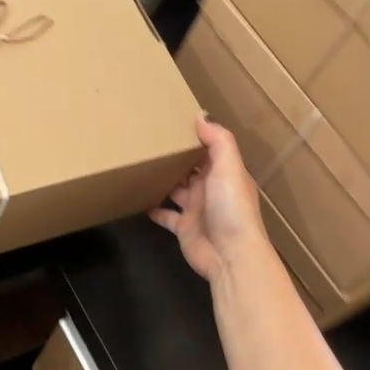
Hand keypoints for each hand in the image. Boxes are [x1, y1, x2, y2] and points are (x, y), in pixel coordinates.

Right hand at [149, 118, 268, 281]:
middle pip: (191, 168)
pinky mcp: (183, 228)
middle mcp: (210, 188)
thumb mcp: (228, 168)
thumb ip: (217, 141)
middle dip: (175, 157)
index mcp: (224, 172)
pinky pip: (166, 215)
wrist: (230, 254)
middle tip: (149, 141)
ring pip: (176, 189)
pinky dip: (154, 209)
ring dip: (163, 180)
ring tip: (140, 165)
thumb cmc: (231, 207)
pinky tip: (139, 199)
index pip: (209, 149)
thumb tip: (200, 115)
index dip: (195, 136)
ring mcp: (196, 209)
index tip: (172, 121)